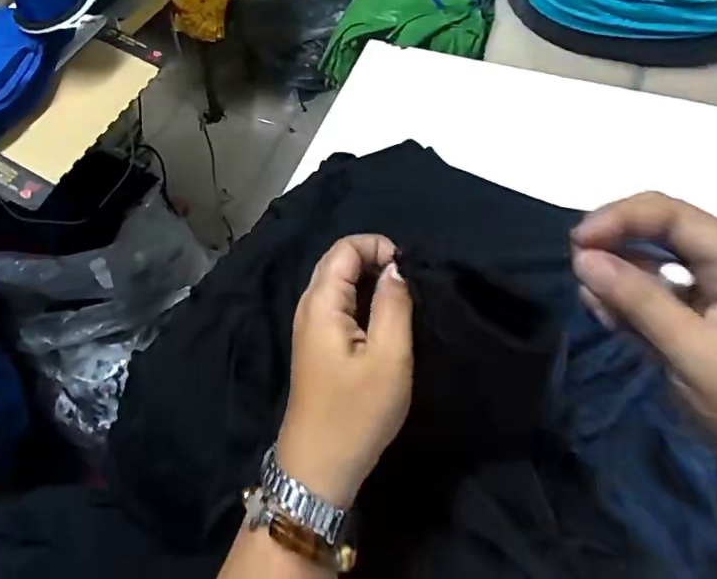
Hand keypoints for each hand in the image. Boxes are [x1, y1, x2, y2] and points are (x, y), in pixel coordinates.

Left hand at [276, 235, 412, 506]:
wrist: (318, 469)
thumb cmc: (356, 413)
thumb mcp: (389, 359)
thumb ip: (394, 305)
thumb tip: (396, 268)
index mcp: (321, 303)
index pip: (345, 247)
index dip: (377, 246)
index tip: (407, 270)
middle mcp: (309, 305)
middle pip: (339, 259)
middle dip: (375, 259)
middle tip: (407, 285)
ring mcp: (309, 324)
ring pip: (339, 280)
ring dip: (370, 280)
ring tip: (400, 301)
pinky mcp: (316, 342)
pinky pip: (338, 301)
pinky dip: (362, 298)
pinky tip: (383, 319)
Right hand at [570, 193, 716, 496]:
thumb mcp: (700, 360)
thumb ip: (641, 304)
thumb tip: (583, 258)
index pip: (677, 217)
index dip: (624, 217)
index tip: (581, 239)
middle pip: (664, 233)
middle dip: (618, 239)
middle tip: (577, 259)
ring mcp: (715, 301)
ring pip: (656, 266)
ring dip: (619, 273)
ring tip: (588, 292)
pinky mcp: (700, 329)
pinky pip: (656, 300)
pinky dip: (627, 302)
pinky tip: (603, 310)